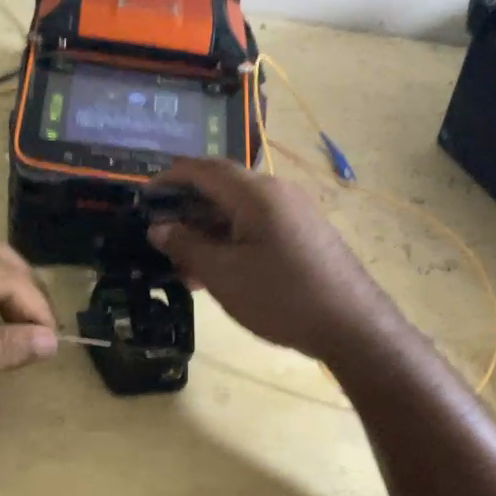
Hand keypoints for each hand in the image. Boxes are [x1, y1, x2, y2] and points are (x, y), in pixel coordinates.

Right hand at [146, 158, 396, 361]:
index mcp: (256, 193)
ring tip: (184, 266)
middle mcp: (277, 193)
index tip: (143, 197)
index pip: (203, 169)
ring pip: (239, 212)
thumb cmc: (282, 297)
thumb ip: (187, 246)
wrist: (353, 325)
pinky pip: (258, 228)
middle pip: (222, 188)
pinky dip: (231, 242)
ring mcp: (295, 213)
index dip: (169, 179)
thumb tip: (159, 227)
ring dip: (208, 232)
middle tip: (159, 237)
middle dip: (187, 210)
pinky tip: (217, 273)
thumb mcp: (224, 275)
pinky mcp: (305, 235)